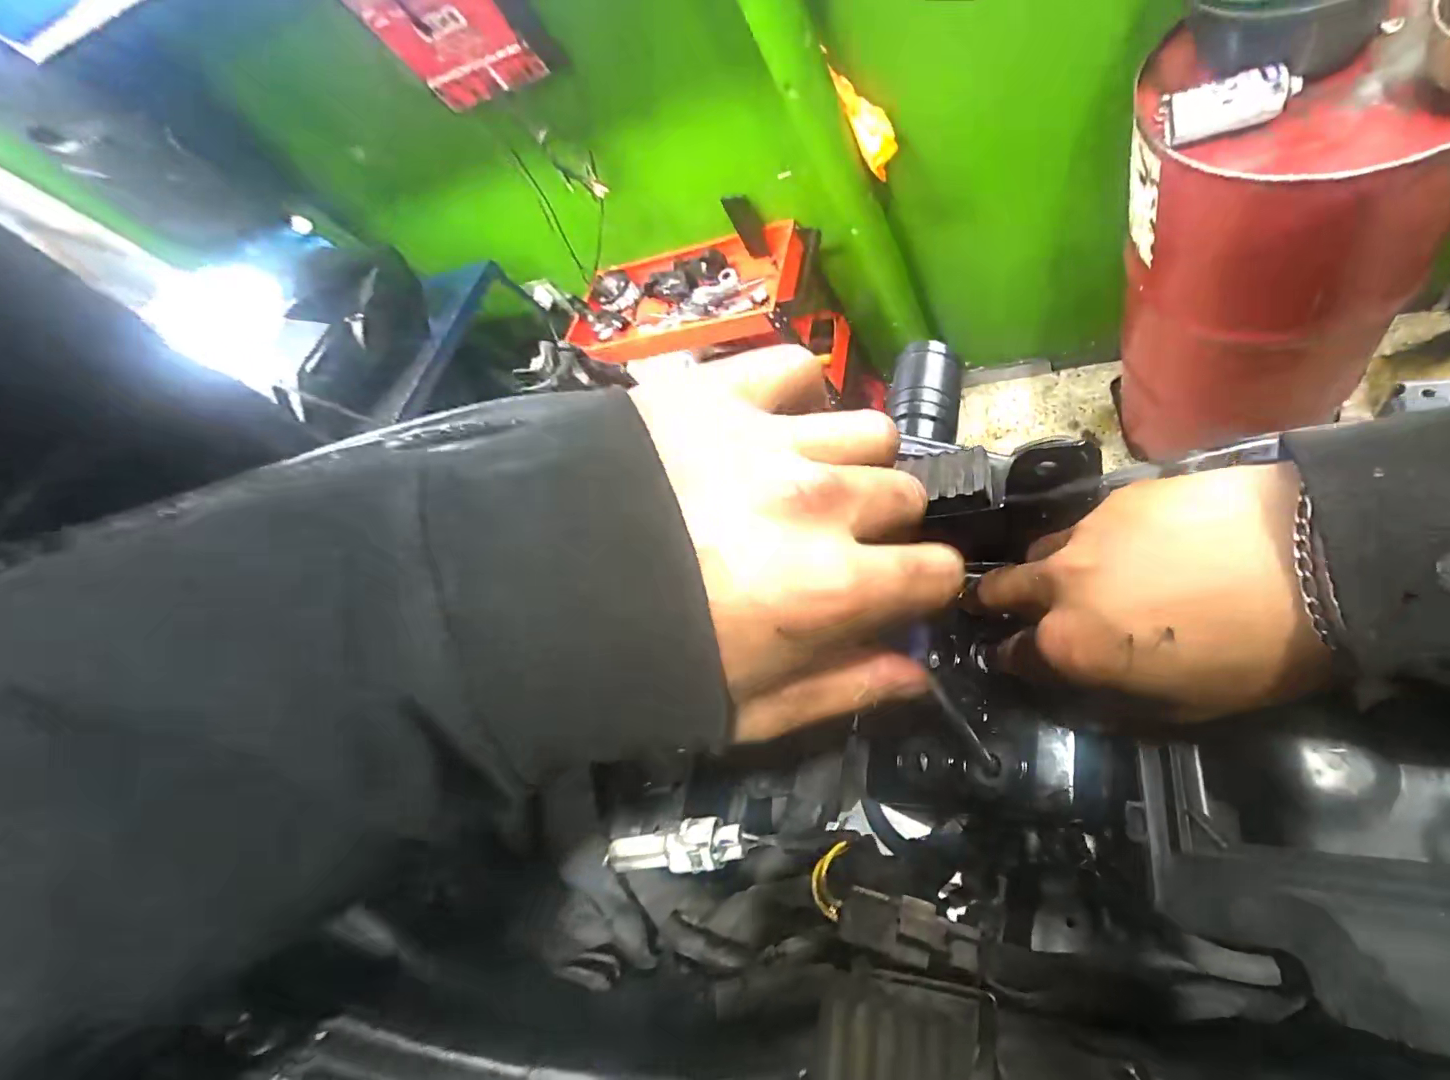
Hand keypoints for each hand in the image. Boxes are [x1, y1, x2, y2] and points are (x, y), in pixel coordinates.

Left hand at [629, 347, 965, 741]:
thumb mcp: (751, 708)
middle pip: (909, 496)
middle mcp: (819, 503)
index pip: (939, 570)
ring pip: (873, 431)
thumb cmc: (640, 661)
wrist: (510, 593)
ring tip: (812, 479)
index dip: (927, 585)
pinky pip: (797, 368)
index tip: (899, 590)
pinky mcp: (718, 393)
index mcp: (831, 587)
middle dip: (889, 525)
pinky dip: (799, 394)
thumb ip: (848, 688)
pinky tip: (776, 425)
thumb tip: (919, 674)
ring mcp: (771, 439)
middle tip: (843, 541)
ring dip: (857, 461)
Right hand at [973, 465, 1329, 718]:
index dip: (1011, 657)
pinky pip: (1090, 522)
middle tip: (1007, 604)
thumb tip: (1088, 692)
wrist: (1311, 558)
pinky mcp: (1121, 494)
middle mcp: (1062, 582)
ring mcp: (1088, 531)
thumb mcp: (1183, 709)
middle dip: (995, 601)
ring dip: (1047, 567)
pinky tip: (1132, 542)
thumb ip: (1116, 702)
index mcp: (1070, 644)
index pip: (1013, 654)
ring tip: (1080, 571)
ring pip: (1042, 549)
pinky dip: (1097, 539)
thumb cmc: (1252, 653)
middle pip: (1002, 587)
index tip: (1014, 654)